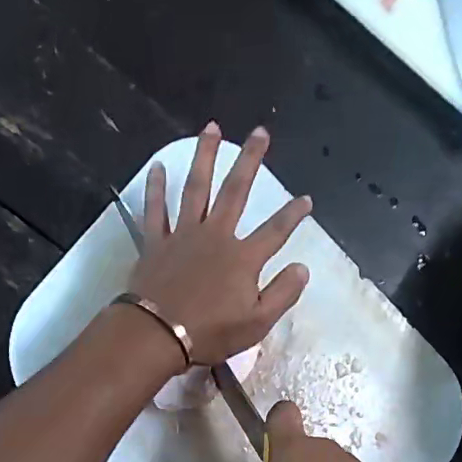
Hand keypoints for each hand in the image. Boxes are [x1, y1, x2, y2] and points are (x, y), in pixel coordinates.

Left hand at [129, 122, 313, 365]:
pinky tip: (158, 166)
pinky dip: (156, 187)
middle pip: (235, 191)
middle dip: (250, 160)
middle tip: (259, 132)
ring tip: (212, 128)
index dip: (293, 214)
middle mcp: (215, 236)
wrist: (158, 333)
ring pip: (196, 188)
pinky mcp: (156, 242)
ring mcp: (183, 235)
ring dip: (205, 157)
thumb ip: (282, 294)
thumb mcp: (257, 323)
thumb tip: (302, 268)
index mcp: (242, 258)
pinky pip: (155, 209)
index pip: (275, 231)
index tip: (306, 198)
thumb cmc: (210, 333)